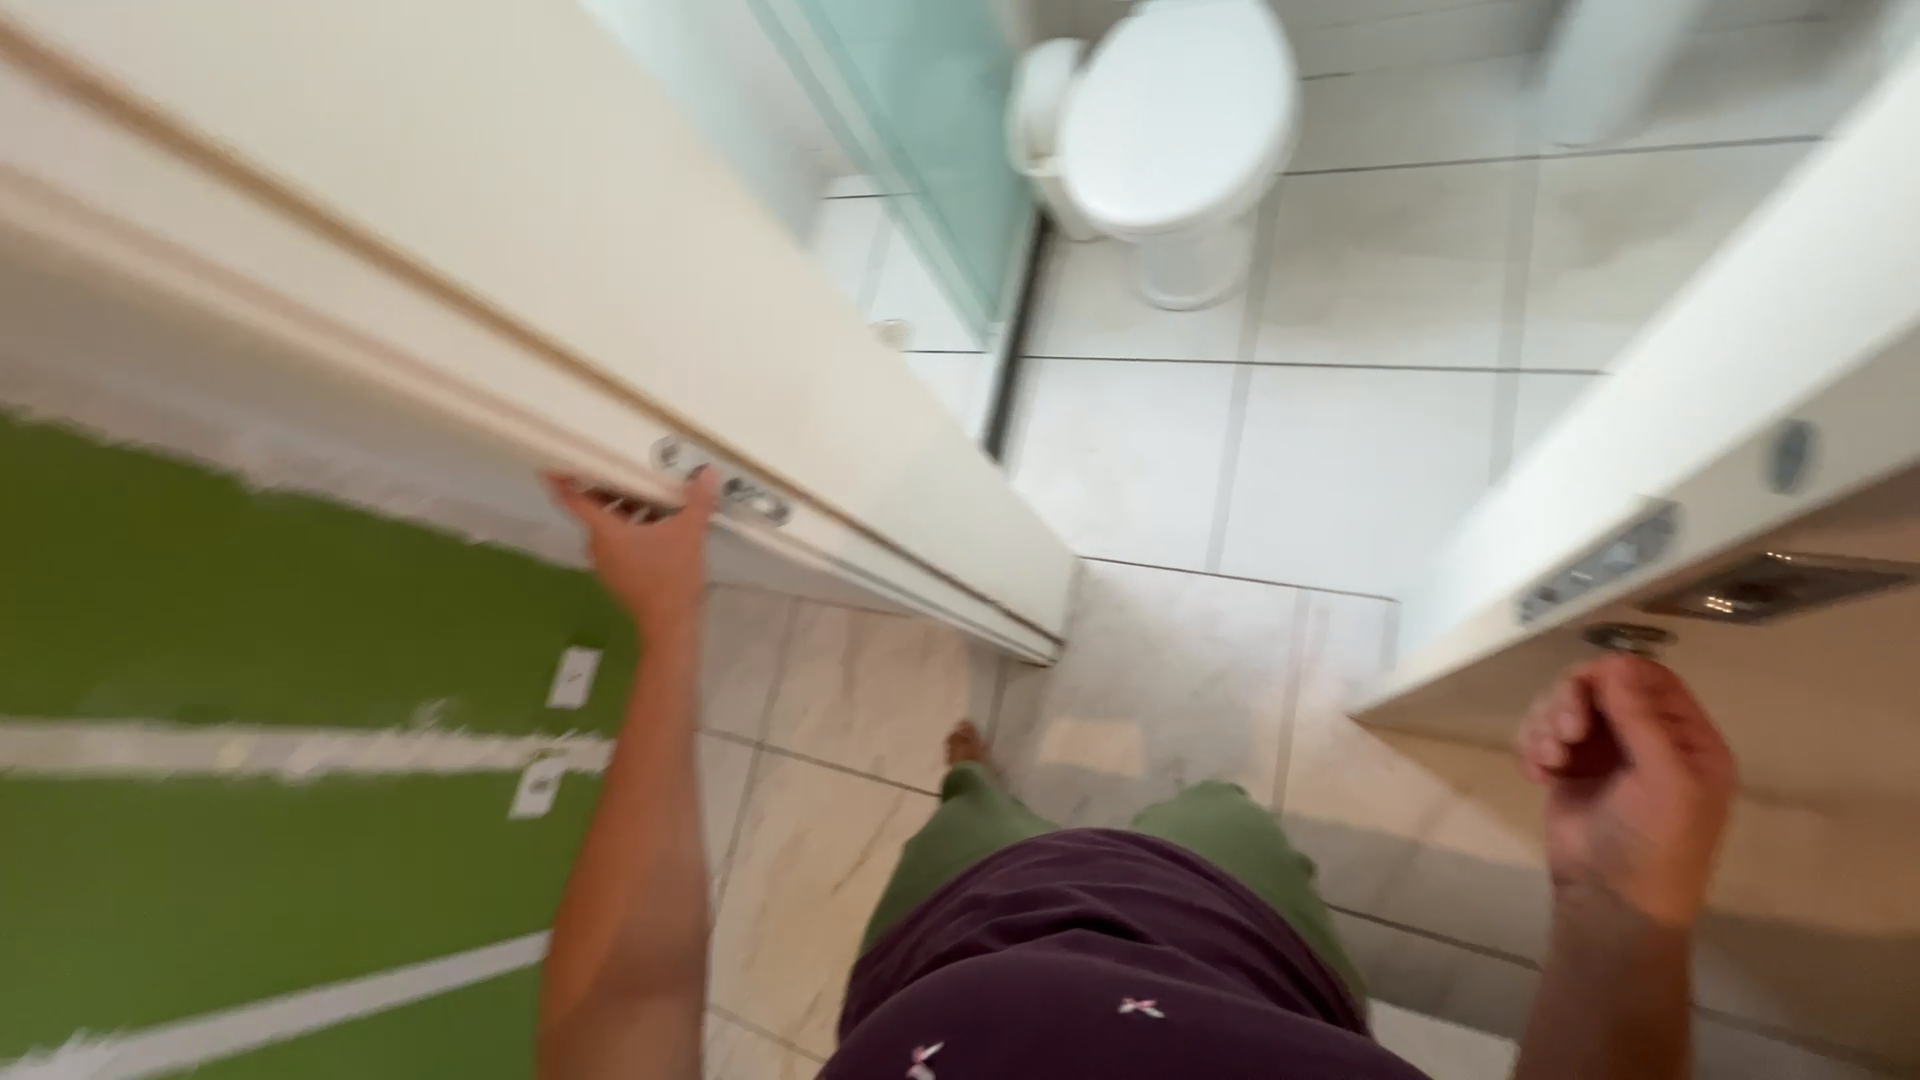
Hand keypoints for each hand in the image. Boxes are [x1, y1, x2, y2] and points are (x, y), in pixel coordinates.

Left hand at [546, 469, 718, 635]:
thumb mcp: (689, 532)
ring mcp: (605, 563)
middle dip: (610, 489)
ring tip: (654, 498)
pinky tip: (660, 526)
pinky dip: (631, 528)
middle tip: (633, 472)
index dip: (561, 478)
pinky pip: (618, 543)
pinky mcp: (617, 575)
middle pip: (594, 509)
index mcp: (605, 531)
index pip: (572, 499)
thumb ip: (698, 500)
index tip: (555, 461)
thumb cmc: (672, 573)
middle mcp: (597, 545)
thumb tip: (710, 470)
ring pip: (608, 526)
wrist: (670, 622)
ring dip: (626, 509)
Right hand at [1516, 653, 1737, 927]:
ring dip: (1544, 726)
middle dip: (1568, 703)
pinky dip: (1529, 747)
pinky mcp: (1565, 766)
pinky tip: (1536, 775)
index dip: (1612, 674)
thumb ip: (1640, 718)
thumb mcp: (1664, 779)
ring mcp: (1601, 752)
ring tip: (1547, 761)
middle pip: (1595, 686)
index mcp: (1684, 738)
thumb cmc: (1655, 841)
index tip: (1583, 690)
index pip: (1649, 678)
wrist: (1611, 895)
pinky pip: (1537, 732)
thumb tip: (1615, 661)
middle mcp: (1643, 738)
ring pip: (1560, 706)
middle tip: (1564, 734)